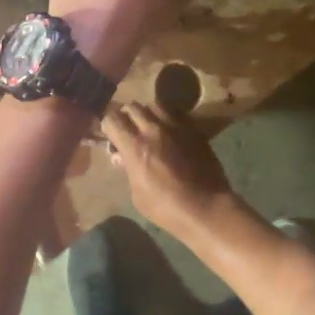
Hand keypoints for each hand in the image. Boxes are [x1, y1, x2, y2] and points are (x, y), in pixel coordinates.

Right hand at [104, 102, 236, 235]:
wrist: (206, 207)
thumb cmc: (167, 208)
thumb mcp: (138, 195)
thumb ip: (128, 170)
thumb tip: (120, 156)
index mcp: (136, 147)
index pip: (112, 120)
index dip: (108, 126)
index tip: (111, 136)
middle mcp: (153, 129)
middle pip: (132, 107)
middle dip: (126, 116)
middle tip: (128, 130)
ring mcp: (175, 126)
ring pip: (154, 105)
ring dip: (147, 114)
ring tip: (149, 127)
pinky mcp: (193, 128)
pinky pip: (174, 113)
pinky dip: (166, 118)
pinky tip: (168, 131)